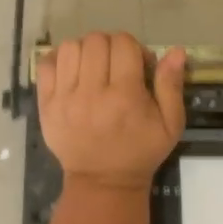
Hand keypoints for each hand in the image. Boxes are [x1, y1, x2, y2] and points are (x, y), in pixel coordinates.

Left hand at [38, 33, 186, 192]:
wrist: (102, 182)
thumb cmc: (140, 152)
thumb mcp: (170, 124)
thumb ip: (172, 85)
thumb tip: (176, 50)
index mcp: (124, 96)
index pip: (123, 44)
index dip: (133, 48)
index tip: (137, 65)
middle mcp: (92, 93)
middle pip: (96, 41)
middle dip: (110, 46)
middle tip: (115, 65)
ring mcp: (64, 98)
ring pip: (70, 47)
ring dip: (85, 51)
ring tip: (93, 67)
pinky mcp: (46, 105)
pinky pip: (46, 64)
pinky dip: (58, 60)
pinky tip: (71, 71)